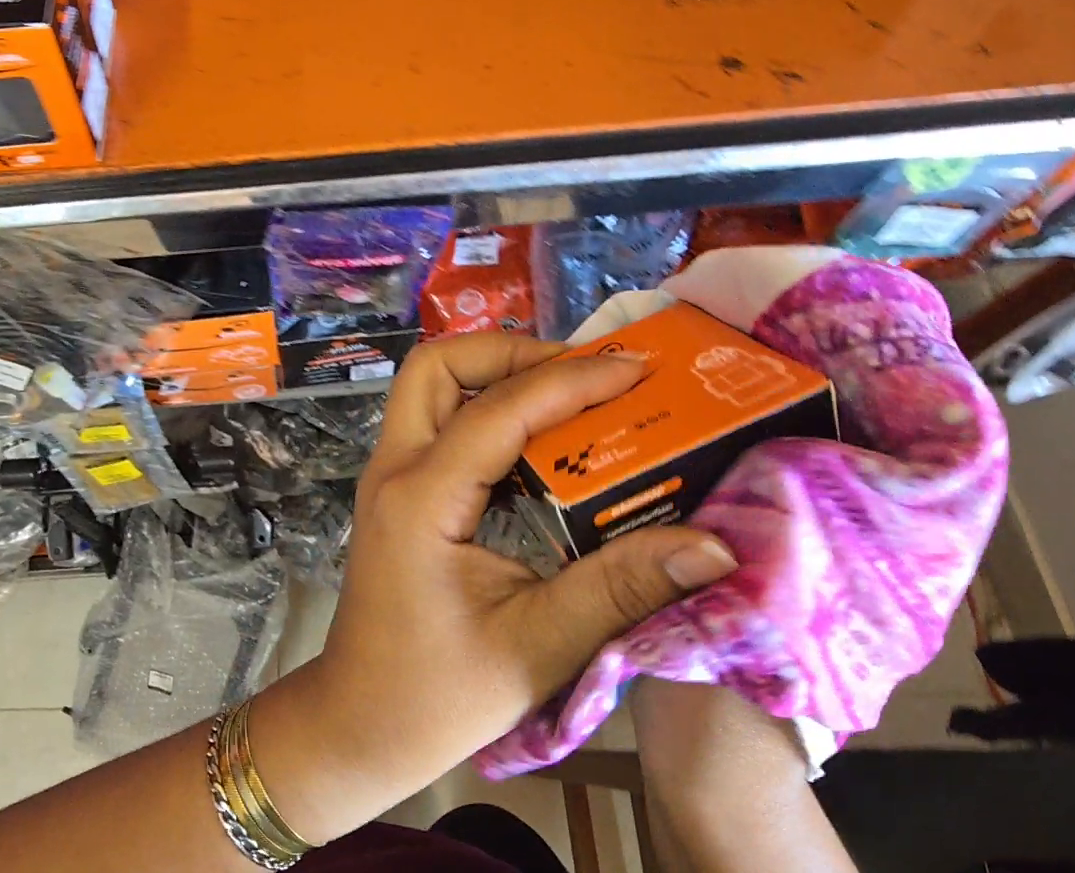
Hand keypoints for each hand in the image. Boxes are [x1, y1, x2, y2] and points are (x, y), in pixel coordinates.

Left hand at [251, 333, 739, 843]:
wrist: (361, 723)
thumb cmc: (439, 693)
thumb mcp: (539, 644)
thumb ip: (620, 587)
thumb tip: (713, 547)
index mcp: (421, 499)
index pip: (497, 409)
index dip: (570, 381)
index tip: (637, 371)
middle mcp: (394, 471)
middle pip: (438, 366)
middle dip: (512, 353)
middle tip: (586, 376)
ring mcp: (388, 478)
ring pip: (430, 387)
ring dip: (496, 375)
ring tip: (572, 396)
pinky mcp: (397, 494)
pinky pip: (437, 423)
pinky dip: (486, 409)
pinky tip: (540, 442)